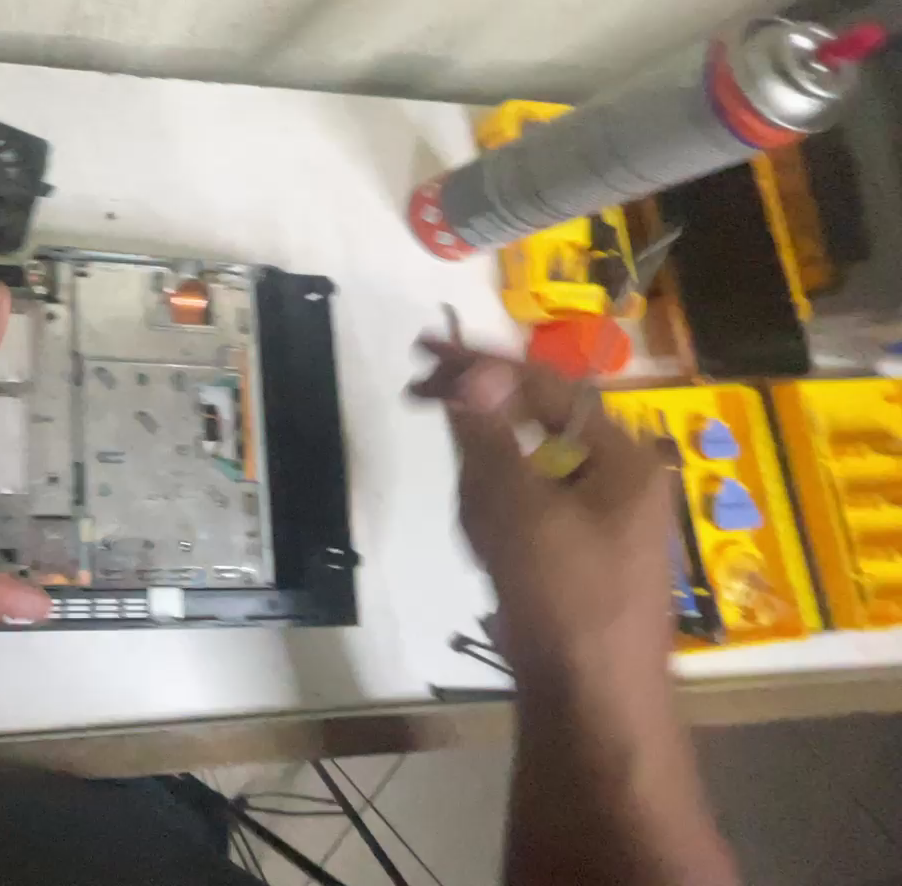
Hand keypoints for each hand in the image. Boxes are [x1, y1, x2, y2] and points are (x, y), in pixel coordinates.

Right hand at [409, 340, 677, 695]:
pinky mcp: (569, 538)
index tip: (424, 349)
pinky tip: (472, 509)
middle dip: (476, 402)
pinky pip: (524, 490)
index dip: (483, 362)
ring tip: (448, 467)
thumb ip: (490, 433)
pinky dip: (489, 484)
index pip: (544, 386)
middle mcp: (614, 473)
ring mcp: (594, 508)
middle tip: (415, 387)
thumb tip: (474, 371)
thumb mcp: (515, 503)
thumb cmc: (559, 588)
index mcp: (619, 456)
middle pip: (537, 415)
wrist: (586, 687)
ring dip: (480, 448)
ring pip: (526, 454)